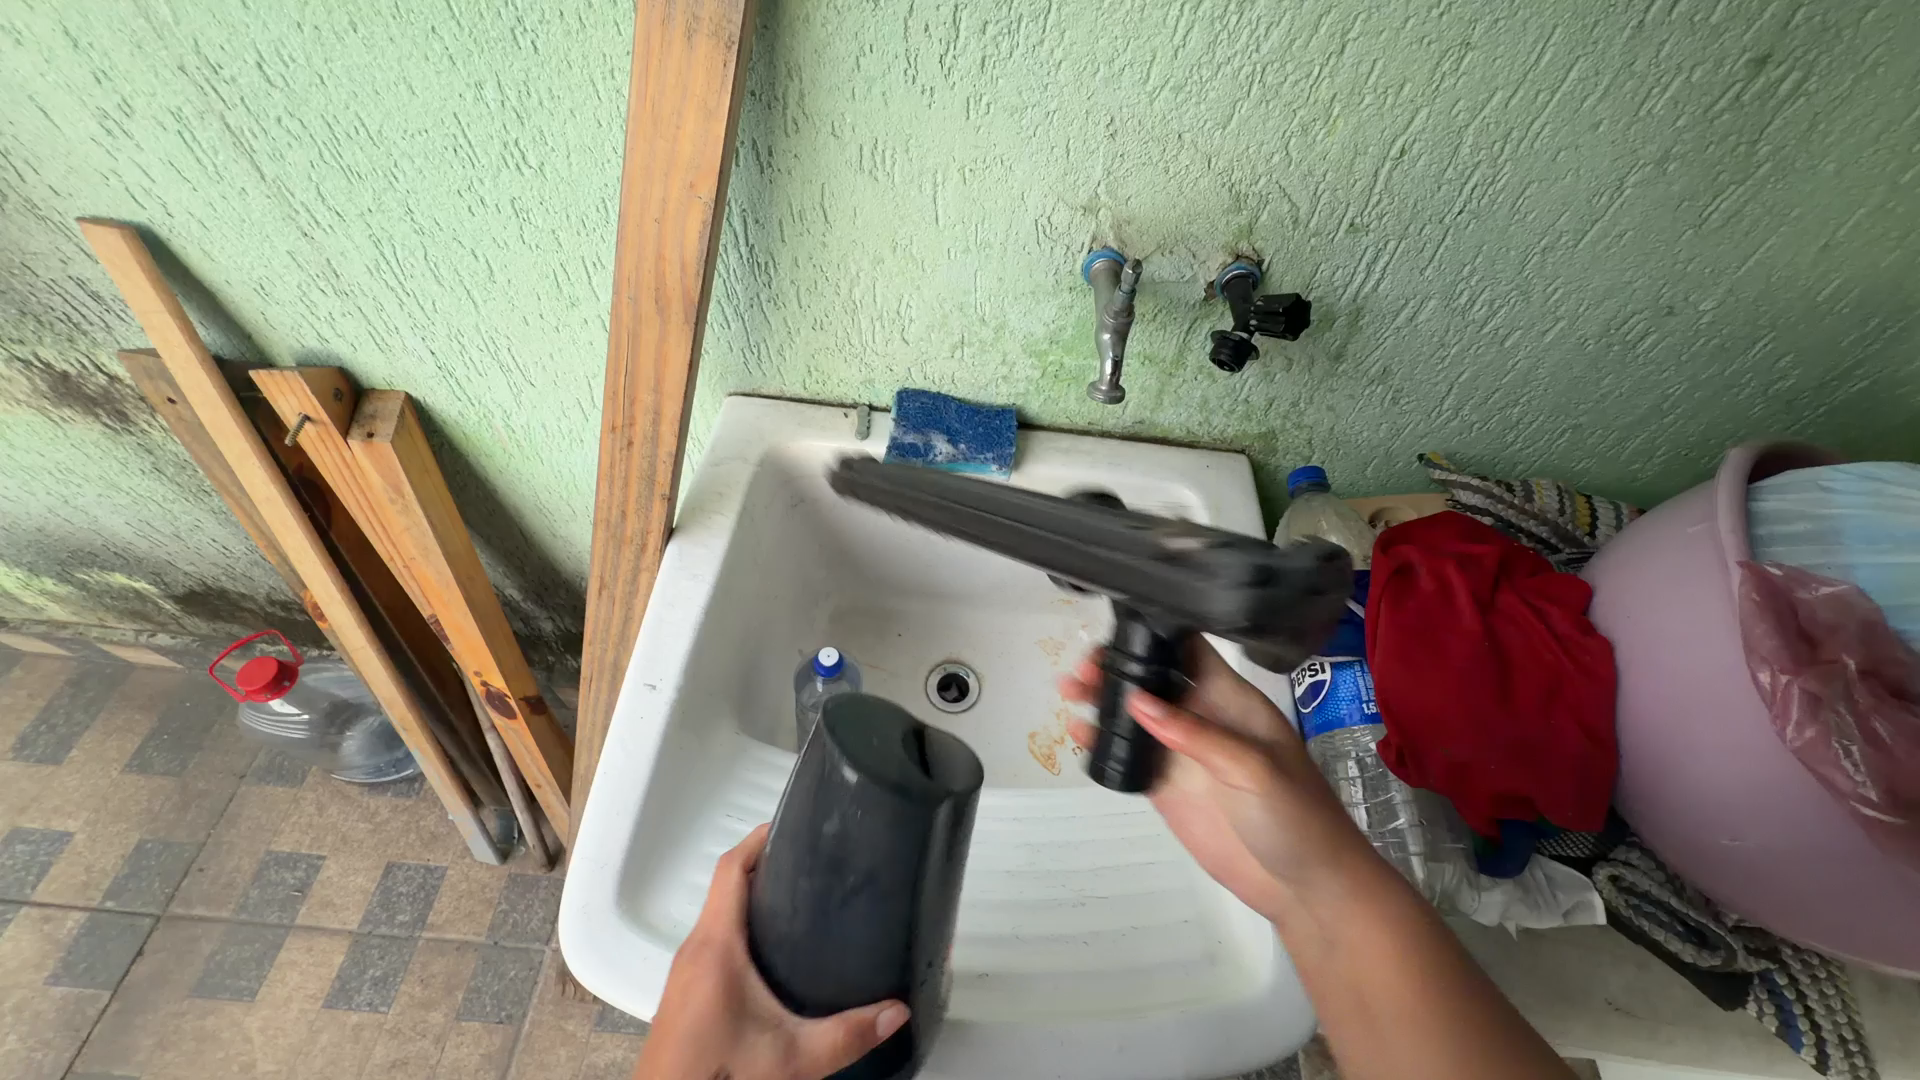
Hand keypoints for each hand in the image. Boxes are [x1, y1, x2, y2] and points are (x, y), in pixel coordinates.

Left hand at [634, 824, 910, 1079]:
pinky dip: (741, 927)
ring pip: (719, 914)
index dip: (759, 839)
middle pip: (727, 886)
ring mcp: (685, 973)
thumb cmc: (720, 1078)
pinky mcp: (687, 994)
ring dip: (753, 896)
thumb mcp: (792, 1058)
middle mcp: (695, 951)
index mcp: (715, 947)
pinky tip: (774, 948)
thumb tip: (897, 1010)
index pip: (731, 869)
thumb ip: (847, 1033)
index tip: (792, 824)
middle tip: (812, 859)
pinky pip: (714, 940)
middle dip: (766, 865)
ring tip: (802, 894)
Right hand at [1059, 640, 1368, 918]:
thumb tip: (1137, 700)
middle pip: (1151, 679)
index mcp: (1230, 700)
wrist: (1306, 888)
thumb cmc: (1296, 816)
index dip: (1156, 633)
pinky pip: (1129, 757)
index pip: (1190, 651)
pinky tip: (1078, 735)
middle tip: (1083, 671)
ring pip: (1133, 715)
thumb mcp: (1254, 769)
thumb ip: (1196, 734)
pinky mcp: (1166, 787)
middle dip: (1116, 666)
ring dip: (1102, 700)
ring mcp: (1181, 753)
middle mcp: (1201, 717)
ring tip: (1070, 693)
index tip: (1116, 629)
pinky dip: (1102, 743)